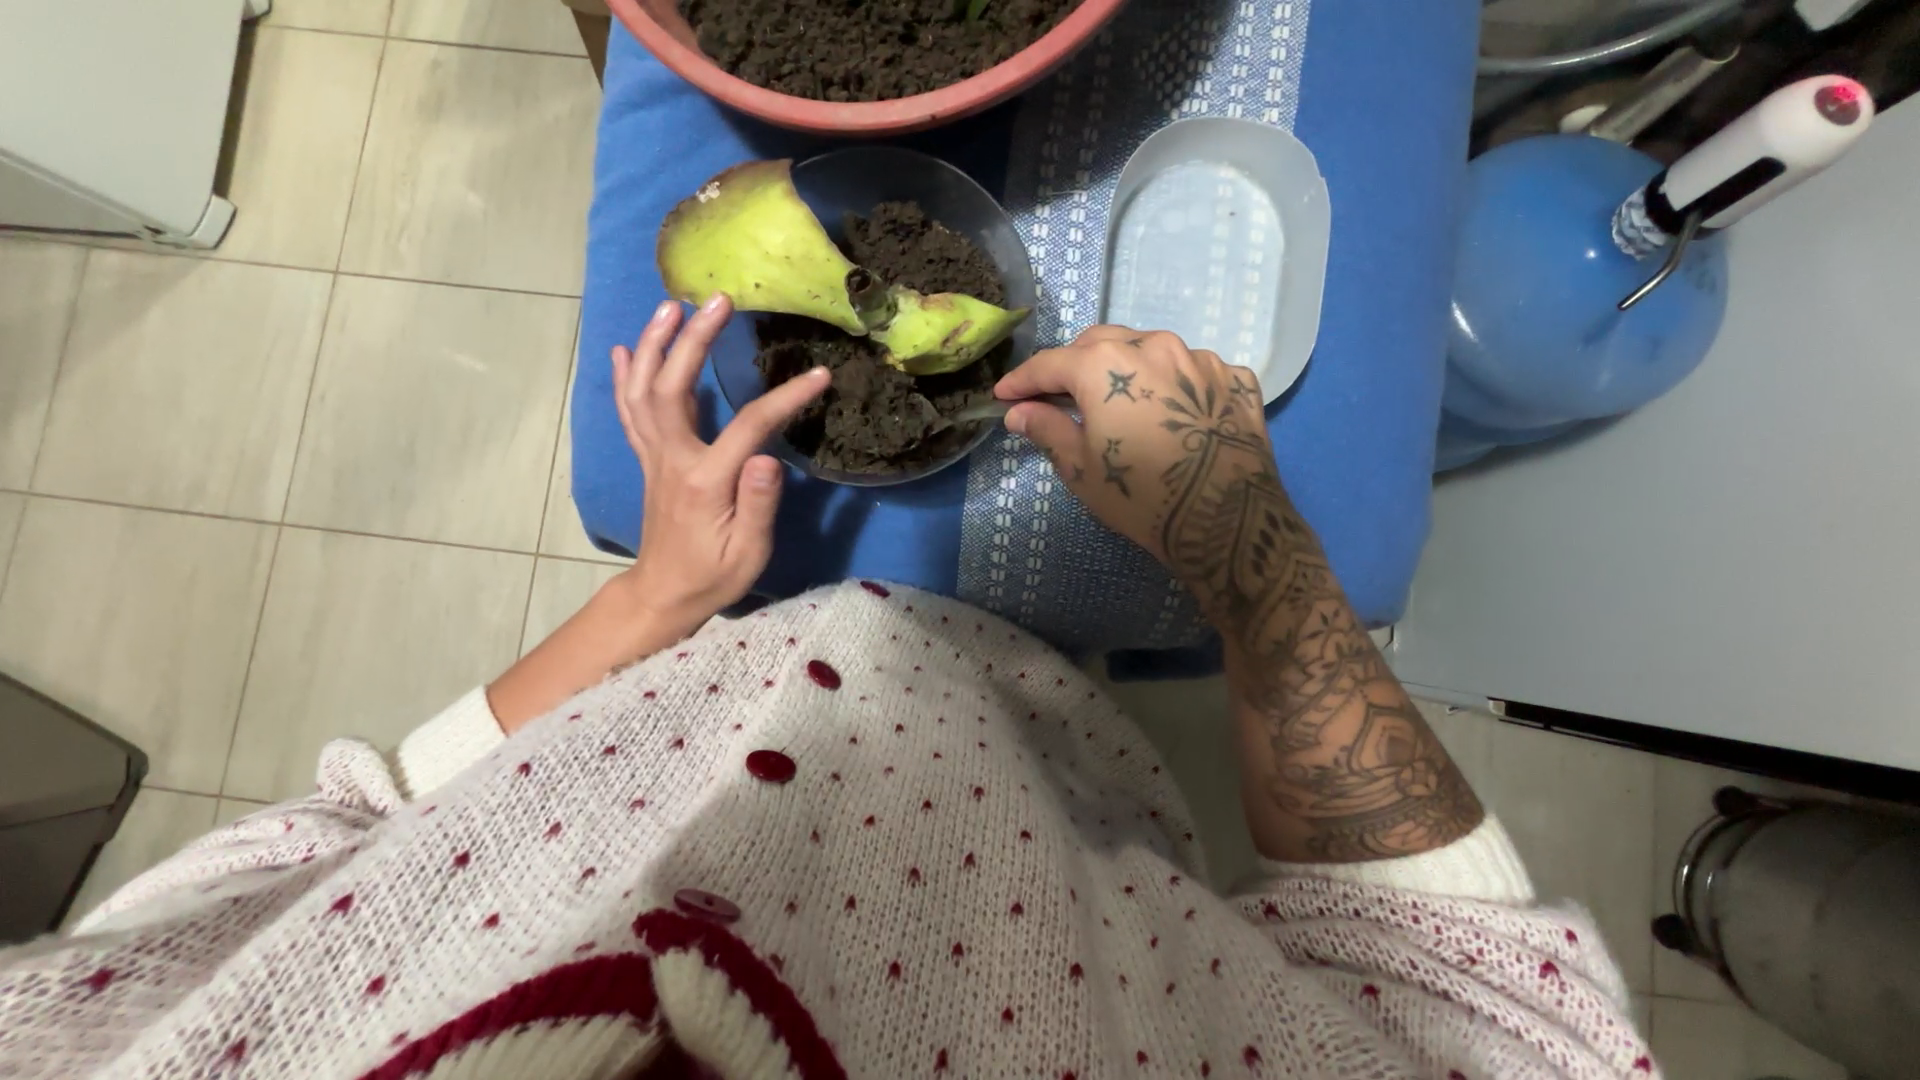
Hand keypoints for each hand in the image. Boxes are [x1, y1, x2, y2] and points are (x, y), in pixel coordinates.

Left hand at [610, 294, 830, 639]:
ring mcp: (654, 457)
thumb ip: (758, 504)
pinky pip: (629, 411)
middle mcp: (671, 459)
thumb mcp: (749, 551)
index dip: (785, 399)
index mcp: (705, 480)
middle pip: (672, 387)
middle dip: (692, 339)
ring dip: (653, 344)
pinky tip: (626, 349)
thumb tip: (767, 457)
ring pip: (642, 391)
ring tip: (670, 306)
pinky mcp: (648, 460)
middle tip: (717, 301)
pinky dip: (626, 377)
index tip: (818, 376)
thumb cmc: (715, 575)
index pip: (748, 427)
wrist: (666, 594)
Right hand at [993, 326, 1292, 618]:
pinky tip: (1170, 415)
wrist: (1227, 520)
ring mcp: (1200, 359)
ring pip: (1149, 351)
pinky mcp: (1236, 379)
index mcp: (1105, 364)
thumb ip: (1048, 429)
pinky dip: (1172, 385)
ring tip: (1120, 404)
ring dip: (1126, 371)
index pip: (1051, 363)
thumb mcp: (1081, 469)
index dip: (1022, 380)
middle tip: (1060, 398)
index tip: (1004, 395)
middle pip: (1100, 344)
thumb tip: (1019, 412)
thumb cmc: (1141, 497)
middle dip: (1073, 366)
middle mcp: (1154, 345)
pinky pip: (1191, 372)